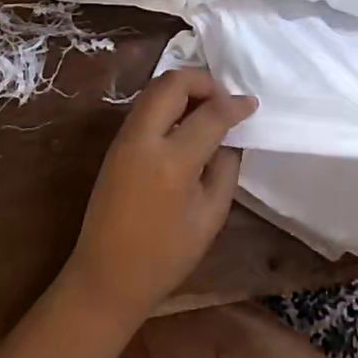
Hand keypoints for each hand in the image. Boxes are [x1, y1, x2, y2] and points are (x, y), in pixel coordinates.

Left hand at [63, 68, 255, 319]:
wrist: (106, 276)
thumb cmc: (165, 257)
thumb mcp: (210, 216)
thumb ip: (225, 169)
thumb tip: (229, 137)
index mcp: (172, 162)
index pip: (210, 114)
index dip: (235, 105)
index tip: (251, 104)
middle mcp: (143, 139)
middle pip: (173, 82)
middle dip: (204, 81)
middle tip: (224, 101)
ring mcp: (123, 138)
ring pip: (155, 89)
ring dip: (184, 89)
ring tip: (208, 109)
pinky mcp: (114, 144)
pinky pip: (144, 107)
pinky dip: (168, 102)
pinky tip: (186, 122)